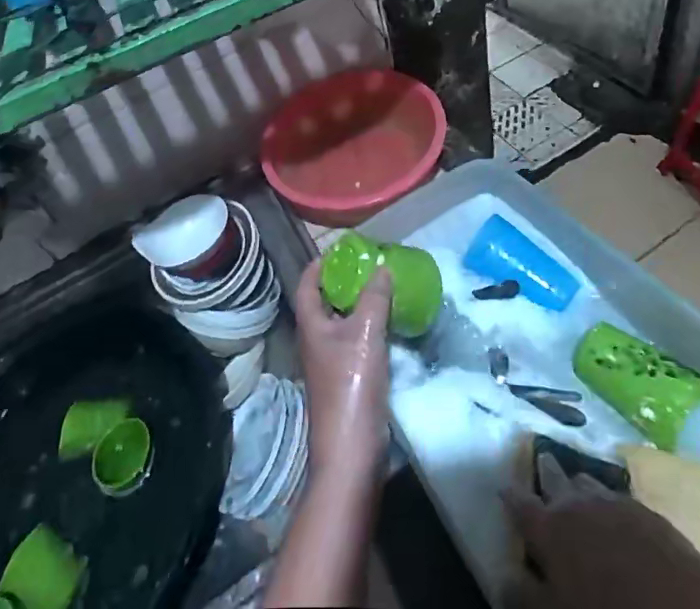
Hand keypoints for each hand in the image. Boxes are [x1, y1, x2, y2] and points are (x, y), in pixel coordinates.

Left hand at [293, 256, 391, 483]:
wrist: (351, 448)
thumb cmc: (351, 384)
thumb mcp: (366, 334)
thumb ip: (375, 298)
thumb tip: (382, 267)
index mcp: (311, 326)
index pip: (307, 286)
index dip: (318, 266)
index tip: (339, 250)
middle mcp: (317, 341)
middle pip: (325, 303)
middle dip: (344, 282)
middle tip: (370, 265)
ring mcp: (332, 361)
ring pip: (343, 322)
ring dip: (360, 304)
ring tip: (385, 286)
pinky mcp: (349, 377)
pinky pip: (357, 341)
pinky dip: (371, 326)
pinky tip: (392, 322)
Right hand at [504, 453, 699, 608]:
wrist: (676, 602)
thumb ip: (523, 593)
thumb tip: (502, 576)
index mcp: (549, 527)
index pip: (520, 505)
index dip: (510, 495)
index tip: (502, 484)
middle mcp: (577, 504)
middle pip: (556, 479)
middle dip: (547, 470)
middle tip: (541, 457)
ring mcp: (613, 502)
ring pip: (588, 481)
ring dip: (577, 479)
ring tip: (573, 477)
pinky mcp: (644, 509)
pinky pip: (616, 494)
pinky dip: (607, 494)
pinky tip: (611, 501)